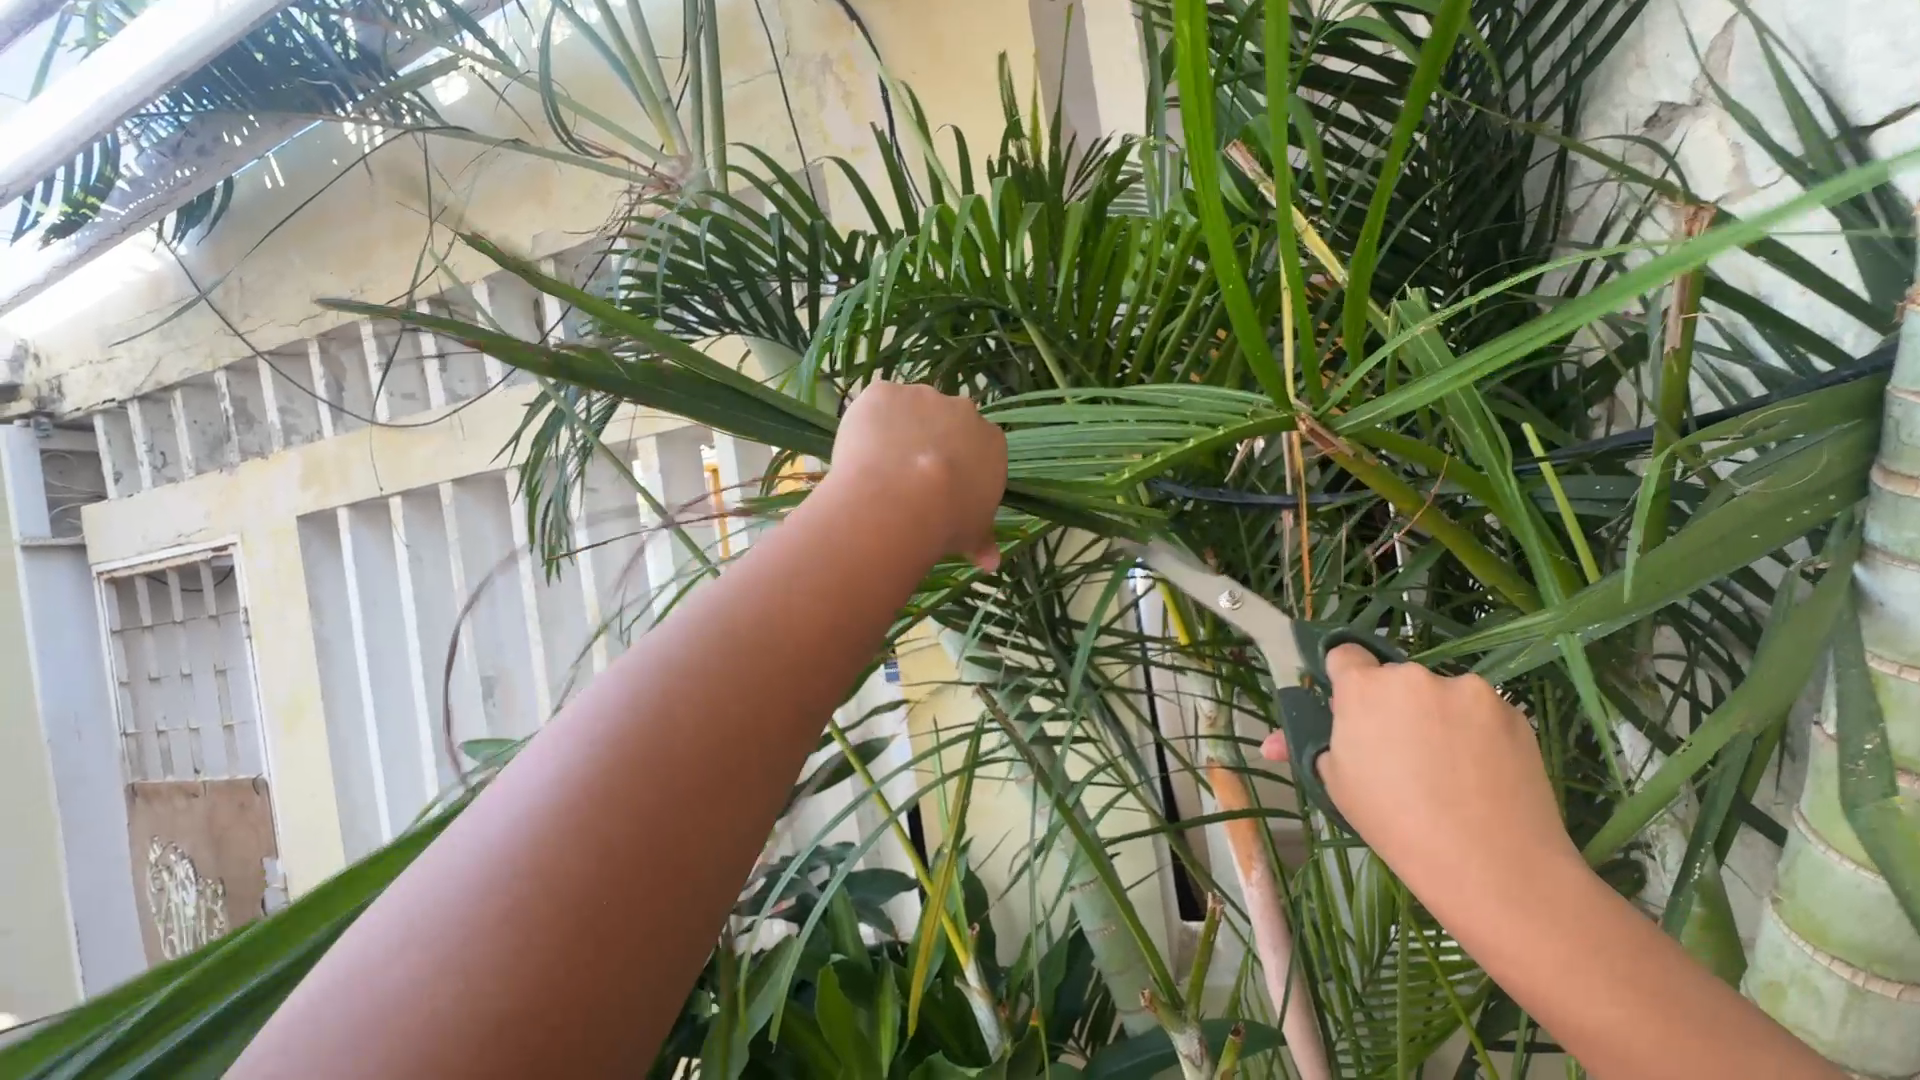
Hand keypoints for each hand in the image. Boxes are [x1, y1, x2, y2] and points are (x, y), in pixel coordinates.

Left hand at [825, 381, 1007, 571]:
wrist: (901, 500)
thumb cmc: (947, 521)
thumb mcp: (971, 536)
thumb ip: (982, 542)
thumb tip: (992, 564)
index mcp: (991, 441)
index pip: (978, 446)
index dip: (958, 464)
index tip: (943, 485)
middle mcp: (962, 410)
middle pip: (945, 421)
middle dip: (929, 442)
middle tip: (908, 477)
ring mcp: (921, 396)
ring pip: (908, 410)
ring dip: (897, 431)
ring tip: (879, 467)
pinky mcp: (885, 392)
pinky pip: (875, 403)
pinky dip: (867, 422)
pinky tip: (860, 452)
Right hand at [1260, 645, 1579, 909]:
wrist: (1490, 862)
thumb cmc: (1394, 822)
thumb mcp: (1335, 785)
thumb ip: (1306, 747)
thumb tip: (1268, 744)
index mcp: (1363, 688)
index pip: (1345, 655)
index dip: (1346, 682)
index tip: (1354, 714)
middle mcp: (1413, 676)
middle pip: (1395, 679)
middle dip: (1394, 705)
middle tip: (1399, 754)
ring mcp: (1467, 690)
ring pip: (1441, 696)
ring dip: (1437, 718)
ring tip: (1447, 770)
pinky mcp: (1512, 710)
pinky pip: (1482, 713)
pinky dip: (1477, 734)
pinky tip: (1481, 774)